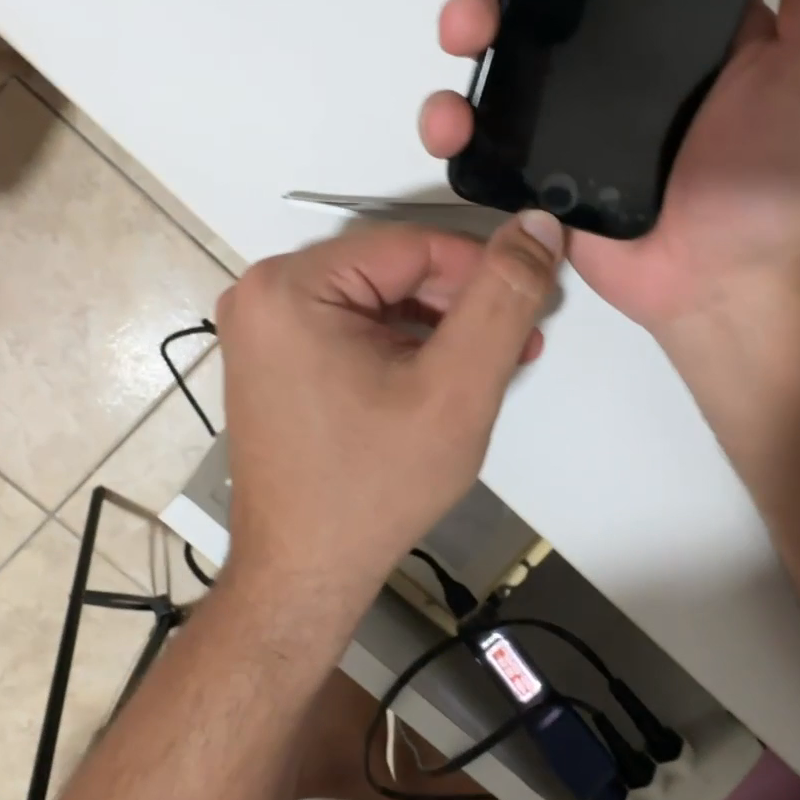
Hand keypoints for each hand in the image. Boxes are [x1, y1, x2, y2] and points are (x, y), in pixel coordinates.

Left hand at [215, 214, 562, 593]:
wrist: (306, 572)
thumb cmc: (372, 489)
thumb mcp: (455, 388)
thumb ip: (502, 299)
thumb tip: (535, 228)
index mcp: (291, 288)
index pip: (413, 245)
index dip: (482, 270)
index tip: (531, 301)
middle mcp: (264, 296)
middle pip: (394, 271)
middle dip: (463, 304)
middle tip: (519, 341)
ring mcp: (266, 330)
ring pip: (380, 300)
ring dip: (441, 327)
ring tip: (493, 365)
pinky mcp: (278, 360)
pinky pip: (355, 329)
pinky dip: (405, 346)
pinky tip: (447, 378)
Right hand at [420, 0, 799, 330]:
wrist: (717, 283)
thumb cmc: (777, 181)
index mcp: (680, 15)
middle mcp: (616, 51)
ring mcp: (567, 107)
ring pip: (503, 40)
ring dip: (470, 14)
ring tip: (471, 24)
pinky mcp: (533, 161)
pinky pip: (480, 129)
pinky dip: (451, 117)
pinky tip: (452, 117)